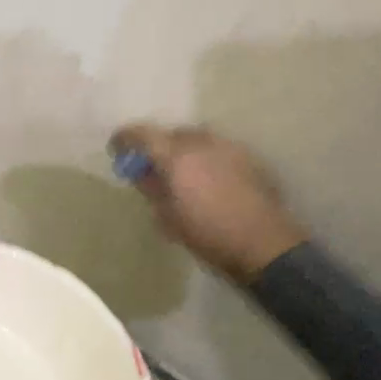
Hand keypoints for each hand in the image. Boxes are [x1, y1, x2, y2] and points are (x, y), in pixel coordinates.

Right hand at [109, 123, 307, 282]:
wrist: (263, 245)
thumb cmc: (207, 236)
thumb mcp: (168, 218)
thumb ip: (151, 189)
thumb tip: (141, 174)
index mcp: (176, 156)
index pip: (142, 134)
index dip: (125, 139)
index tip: (116, 149)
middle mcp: (202, 142)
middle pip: (172, 134)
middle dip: (159, 147)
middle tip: (153, 167)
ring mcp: (229, 147)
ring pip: (198, 139)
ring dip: (185, 151)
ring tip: (184, 175)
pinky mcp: (250, 158)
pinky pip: (219, 150)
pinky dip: (207, 159)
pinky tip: (210, 182)